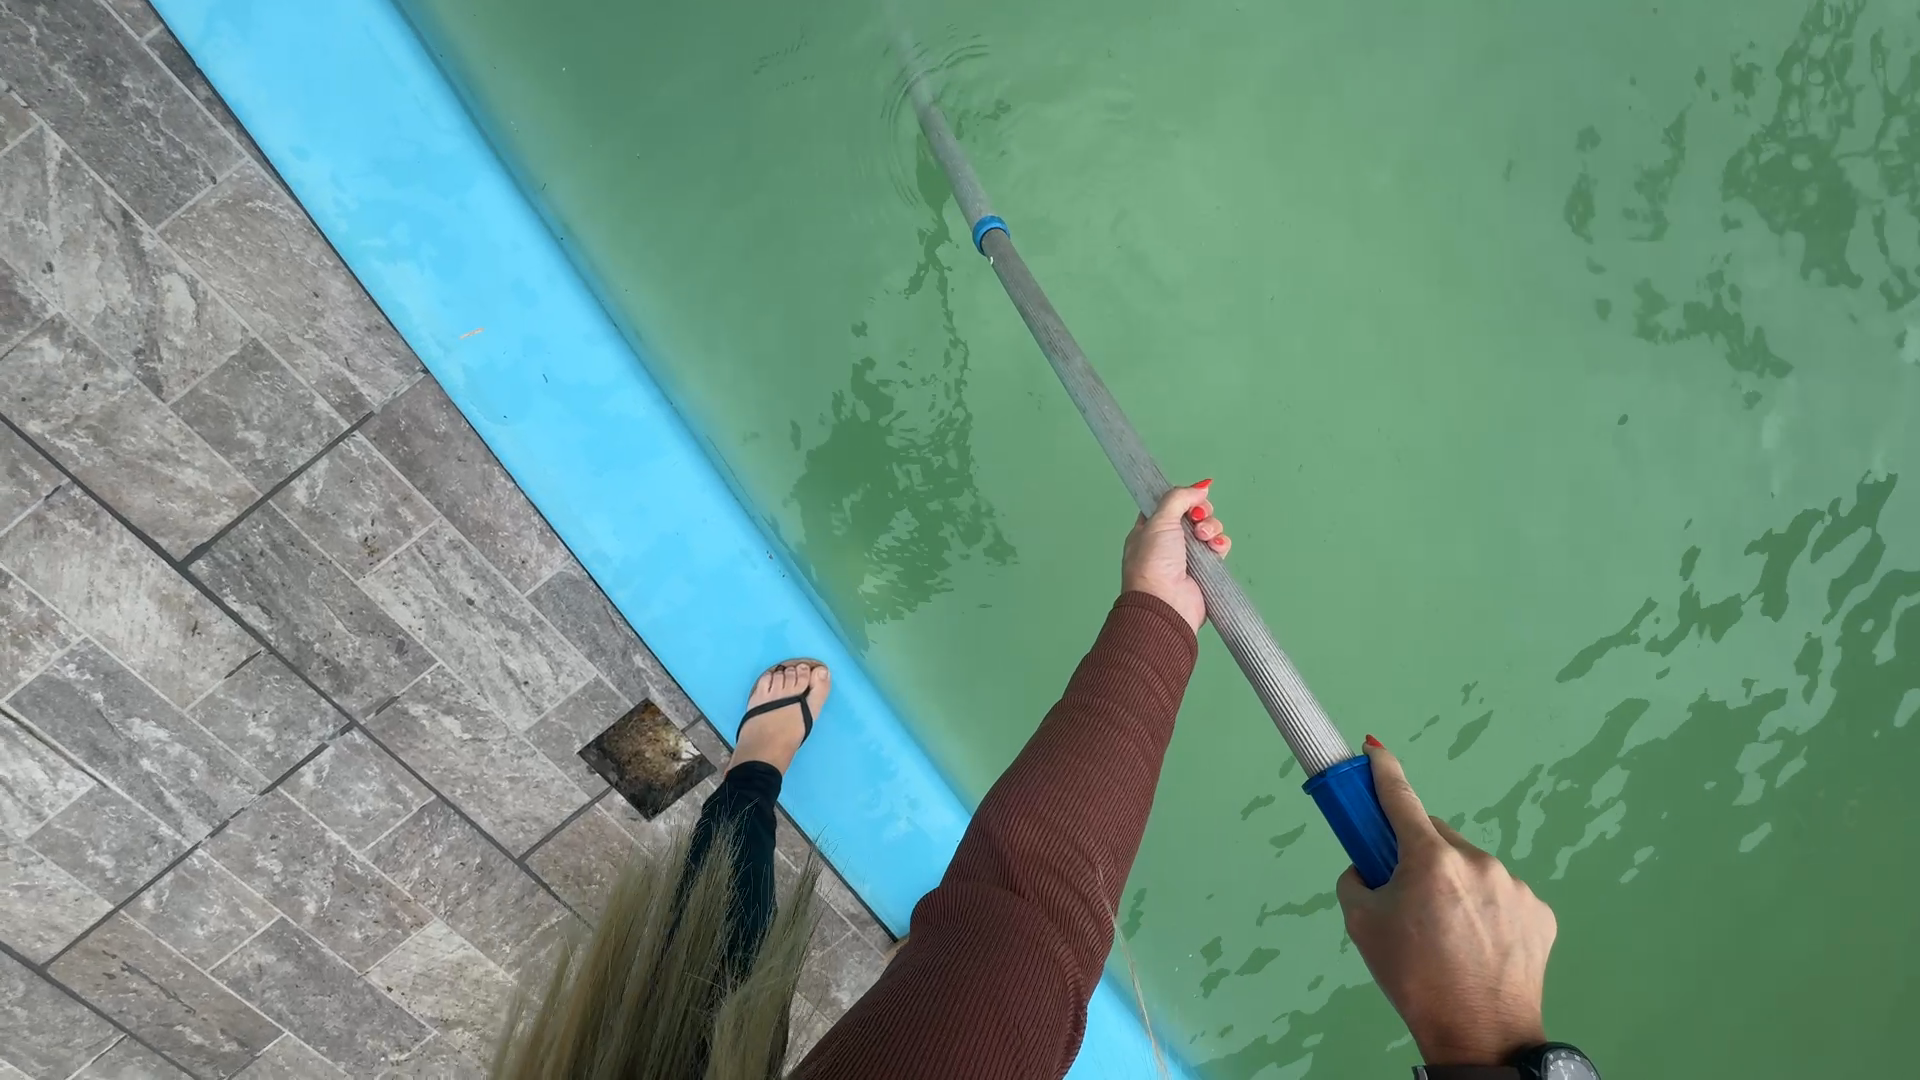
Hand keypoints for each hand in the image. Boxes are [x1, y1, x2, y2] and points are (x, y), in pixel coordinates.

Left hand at [1121, 481, 1229, 633]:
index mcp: (1149, 529)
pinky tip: (1215, 549)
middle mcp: (1168, 542)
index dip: (1182, 499)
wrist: (1165, 603)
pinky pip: (1219, 549)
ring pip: (1209, 530)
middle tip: (1197, 519)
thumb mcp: (1159, 521)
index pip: (1169, 505)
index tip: (1190, 499)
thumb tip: (1199, 487)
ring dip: (1211, 528)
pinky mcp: (1206, 570)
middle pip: (1193, 515)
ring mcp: (1187, 556)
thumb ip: (1177, 498)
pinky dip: (1220, 545)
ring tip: (1203, 538)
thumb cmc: (1152, 564)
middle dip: (1201, 513)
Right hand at [1336, 738, 1556, 1065]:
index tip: (1373, 747)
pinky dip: (1479, 901)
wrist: (1481, 1036)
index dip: (1382, 768)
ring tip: (1443, 925)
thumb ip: (1358, 875)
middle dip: (1413, 847)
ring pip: (1465, 863)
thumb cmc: (1412, 976)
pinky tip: (1474, 936)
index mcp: (1430, 860)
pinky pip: (1496, 889)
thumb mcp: (1360, 919)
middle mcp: (1477, 863)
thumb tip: (1369, 862)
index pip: (1399, 796)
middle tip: (1402, 884)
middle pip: (1432, 833)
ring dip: (1448, 876)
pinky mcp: (1539, 911)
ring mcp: (1514, 886)